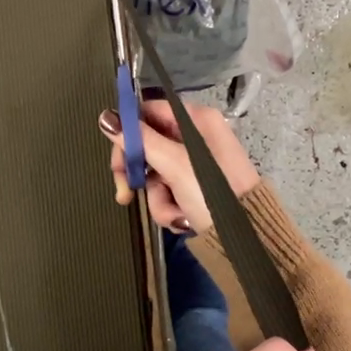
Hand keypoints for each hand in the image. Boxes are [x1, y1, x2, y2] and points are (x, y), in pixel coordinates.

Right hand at [100, 100, 260, 233]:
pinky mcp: (195, 189)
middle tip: (125, 193)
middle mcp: (196, 137)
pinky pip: (168, 193)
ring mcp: (196, 164)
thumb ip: (139, 140)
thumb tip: (106, 116)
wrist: (245, 238)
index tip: (116, 157)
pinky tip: (183, 219)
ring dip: (157, 198)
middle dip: (138, 174)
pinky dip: (170, 208)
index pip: (150, 112)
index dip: (128, 133)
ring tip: (174, 213)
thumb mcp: (173, 163)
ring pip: (156, 175)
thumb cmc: (211, 192)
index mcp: (197, 119)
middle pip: (149, 145)